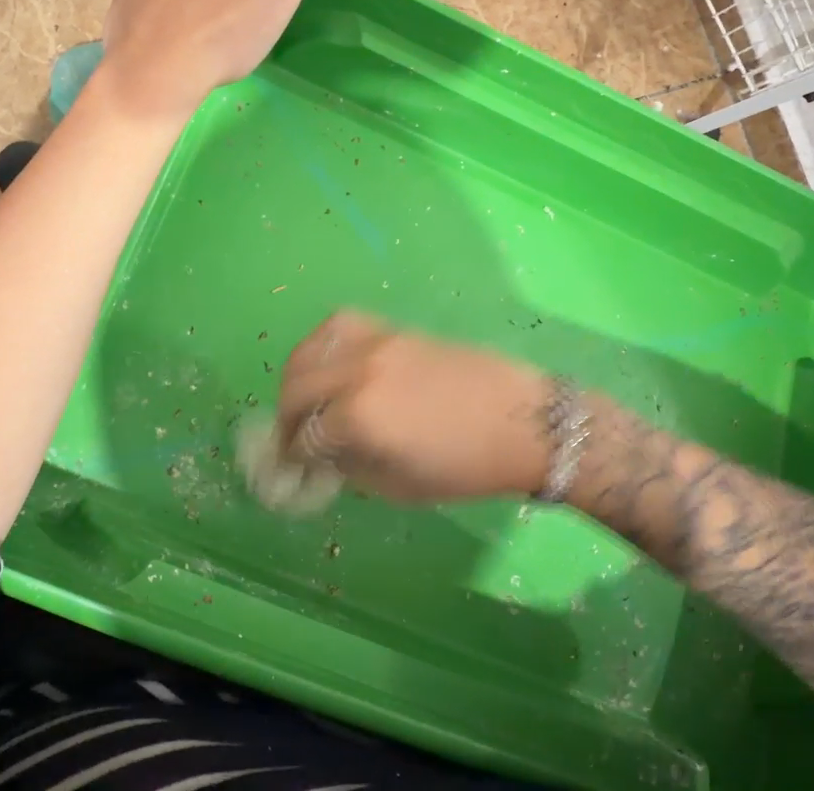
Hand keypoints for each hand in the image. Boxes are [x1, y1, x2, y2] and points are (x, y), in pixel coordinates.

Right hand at [275, 311, 568, 501]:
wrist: (527, 422)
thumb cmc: (467, 467)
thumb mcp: (400, 486)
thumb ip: (350, 468)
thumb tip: (321, 456)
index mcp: (360, 417)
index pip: (304, 434)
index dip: (293, 455)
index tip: (291, 466)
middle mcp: (358, 372)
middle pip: (297, 386)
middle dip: (286, 416)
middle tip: (292, 435)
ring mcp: (375, 343)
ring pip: (311, 348)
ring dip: (296, 376)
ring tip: (303, 397)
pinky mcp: (393, 329)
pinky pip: (340, 326)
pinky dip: (322, 345)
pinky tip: (328, 365)